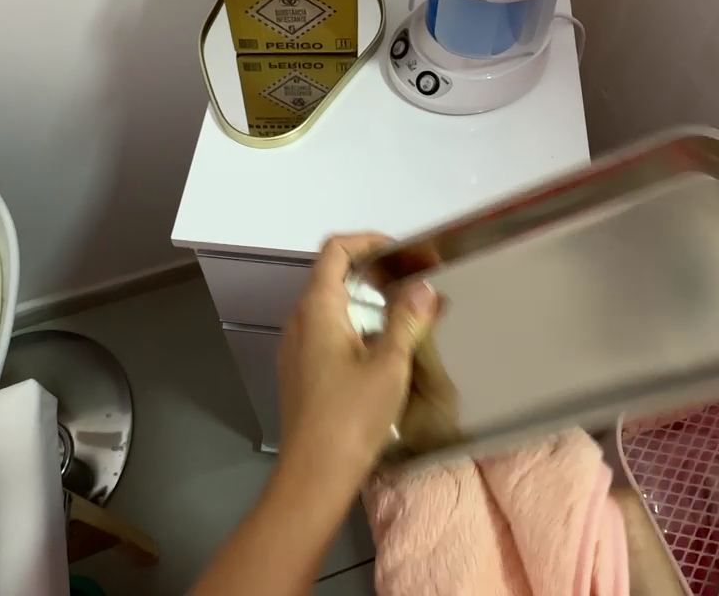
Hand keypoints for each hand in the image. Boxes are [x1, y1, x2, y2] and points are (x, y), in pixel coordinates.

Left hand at [276, 232, 437, 493]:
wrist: (314, 477)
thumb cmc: (351, 416)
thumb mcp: (390, 365)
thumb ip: (407, 320)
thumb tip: (424, 288)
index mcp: (317, 308)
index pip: (334, 250)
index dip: (365, 240)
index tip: (397, 252)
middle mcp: (299, 320)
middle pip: (329, 275)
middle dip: (368, 271)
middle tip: (406, 283)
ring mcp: (295, 347)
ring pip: (327, 306)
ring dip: (361, 300)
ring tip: (400, 316)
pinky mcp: (298, 371)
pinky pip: (324, 331)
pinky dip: (351, 324)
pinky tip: (378, 351)